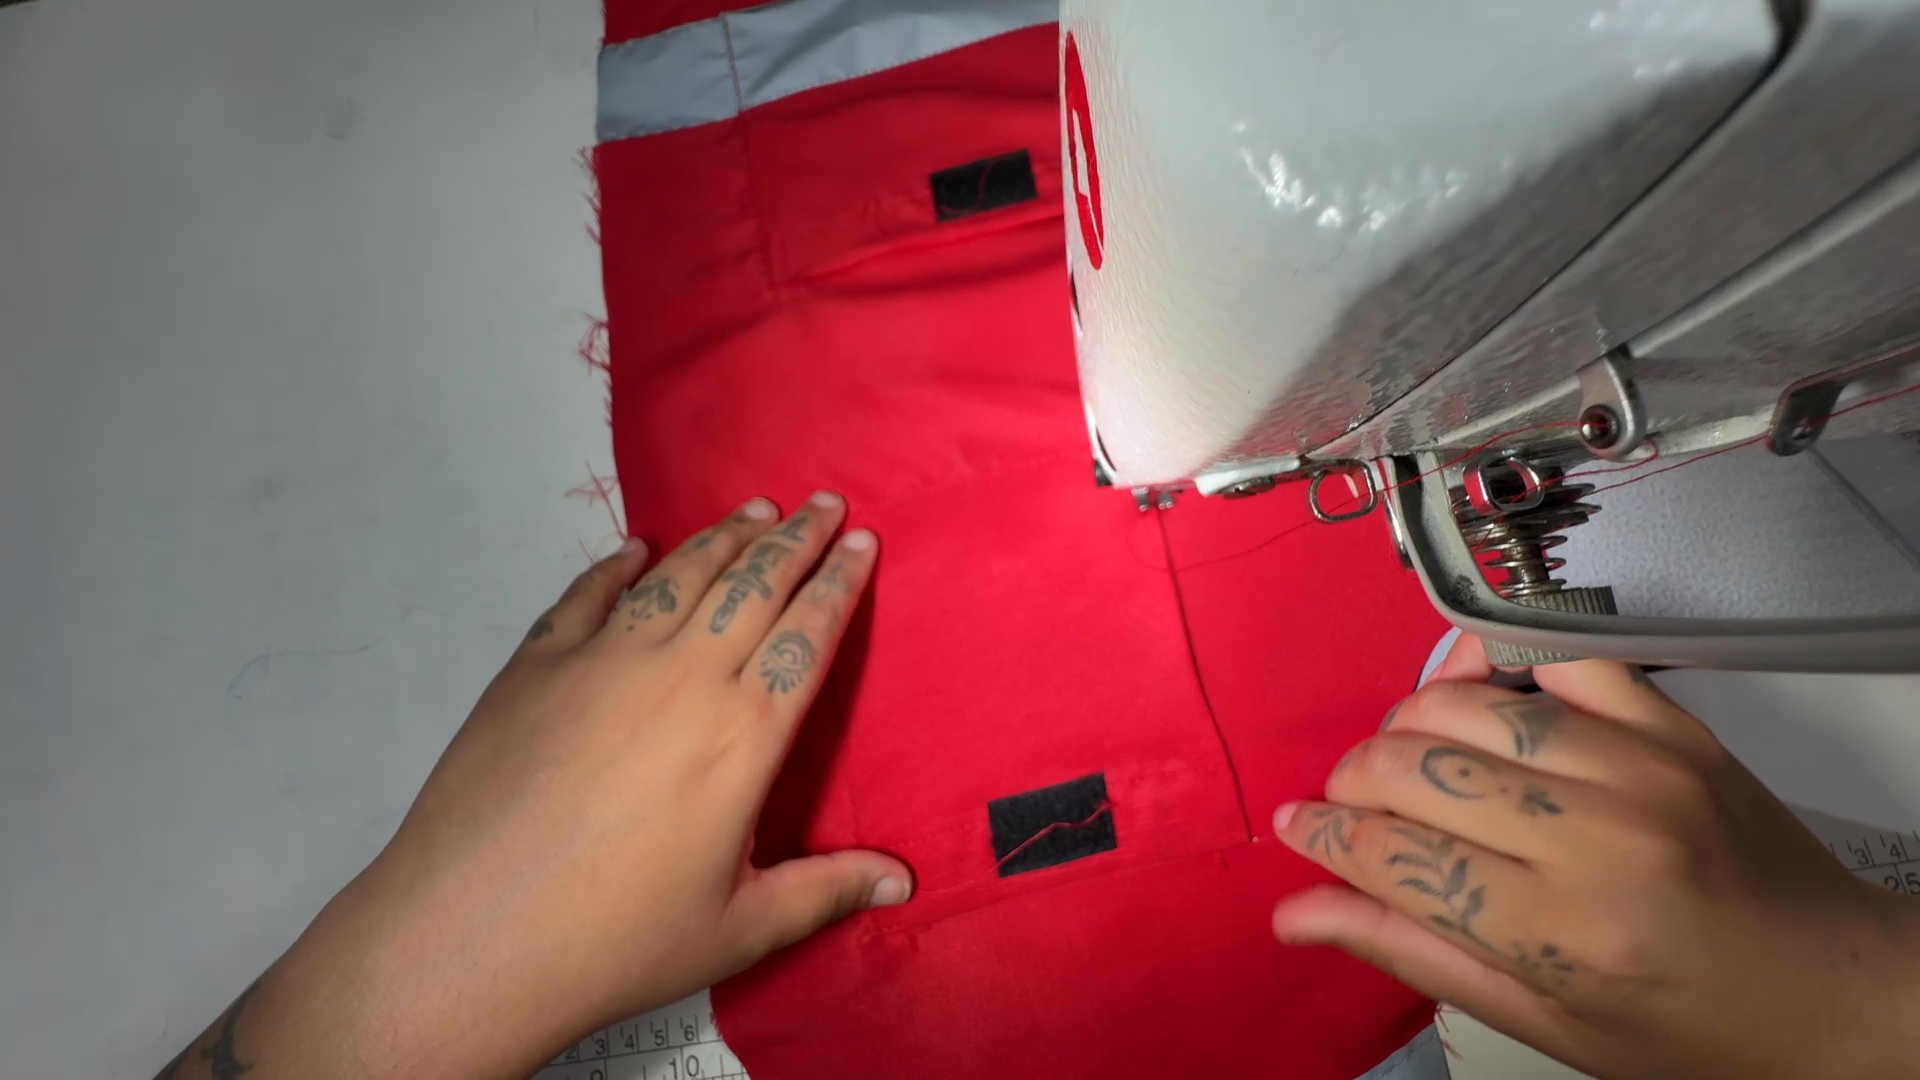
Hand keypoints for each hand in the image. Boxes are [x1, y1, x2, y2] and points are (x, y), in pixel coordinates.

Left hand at [159, 494, 909, 1079]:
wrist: (459, 944)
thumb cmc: (615, 939)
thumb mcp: (740, 928)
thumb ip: (828, 890)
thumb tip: (908, 882)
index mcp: (745, 731)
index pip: (810, 632)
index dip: (842, 582)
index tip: (864, 542)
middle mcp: (685, 676)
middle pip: (757, 585)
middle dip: (800, 538)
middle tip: (826, 501)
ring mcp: (605, 660)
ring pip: (683, 575)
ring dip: (727, 535)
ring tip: (758, 506)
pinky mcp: (536, 665)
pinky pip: (588, 595)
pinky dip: (616, 565)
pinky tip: (635, 545)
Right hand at [1271, 635, 1919, 1079]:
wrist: (1852, 996)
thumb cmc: (1687, 1030)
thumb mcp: (1538, 1019)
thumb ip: (1405, 948)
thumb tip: (1292, 914)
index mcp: (1567, 932)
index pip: (1389, 856)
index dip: (1320, 837)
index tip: (1295, 827)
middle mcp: (1598, 838)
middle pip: (1408, 769)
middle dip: (1349, 784)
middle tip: (1351, 806)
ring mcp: (1638, 764)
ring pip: (1456, 706)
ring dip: (1402, 729)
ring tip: (1407, 763)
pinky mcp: (1665, 721)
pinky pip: (1546, 655)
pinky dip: (1488, 662)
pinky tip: (1467, 691)